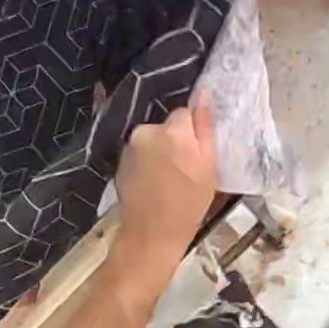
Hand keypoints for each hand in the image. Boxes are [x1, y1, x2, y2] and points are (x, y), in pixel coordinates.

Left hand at [111, 96, 217, 289]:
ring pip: (153, 139)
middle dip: (176, 140)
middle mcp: (147, 131)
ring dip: (161, 151)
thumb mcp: (209, 165)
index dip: (194, 133)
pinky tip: (154, 183)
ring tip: (169, 178)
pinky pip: (140, 153)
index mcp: (173, 130)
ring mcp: (130, 147)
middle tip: (186, 168)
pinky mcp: (120, 162)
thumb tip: (203, 93)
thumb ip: (204, 126)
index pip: (186, 113)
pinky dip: (147, 162)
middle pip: (167, 126)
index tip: (198, 153)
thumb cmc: (189, 202)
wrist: (152, 234)